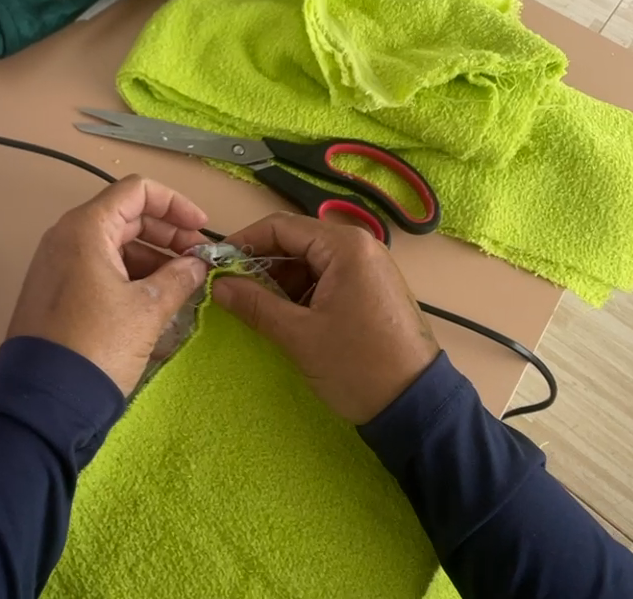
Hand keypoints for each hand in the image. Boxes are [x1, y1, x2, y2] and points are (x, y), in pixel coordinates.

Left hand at [7, 176, 211, 395]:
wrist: (44, 404)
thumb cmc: (97, 345)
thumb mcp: (147, 310)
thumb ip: (179, 277)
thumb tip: (197, 263)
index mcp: (86, 228)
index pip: (138, 191)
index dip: (175, 204)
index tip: (201, 228)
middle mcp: (67, 236)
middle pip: (127, 216)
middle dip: (168, 234)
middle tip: (198, 259)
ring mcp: (58, 264)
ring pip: (115, 244)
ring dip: (152, 257)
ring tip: (182, 284)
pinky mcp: (56, 290)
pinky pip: (100, 267)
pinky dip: (130, 274)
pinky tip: (156, 299)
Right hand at [211, 213, 438, 423]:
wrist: (417, 406)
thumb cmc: (357, 365)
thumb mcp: (299, 336)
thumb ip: (255, 304)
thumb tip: (218, 285)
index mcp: (344, 246)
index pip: (281, 226)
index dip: (244, 241)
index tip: (215, 263)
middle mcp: (359, 246)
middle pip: (296, 241)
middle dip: (262, 264)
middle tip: (233, 291)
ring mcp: (368, 266)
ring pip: (310, 261)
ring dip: (281, 281)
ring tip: (258, 309)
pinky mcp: (371, 287)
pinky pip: (327, 276)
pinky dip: (303, 292)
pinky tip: (288, 317)